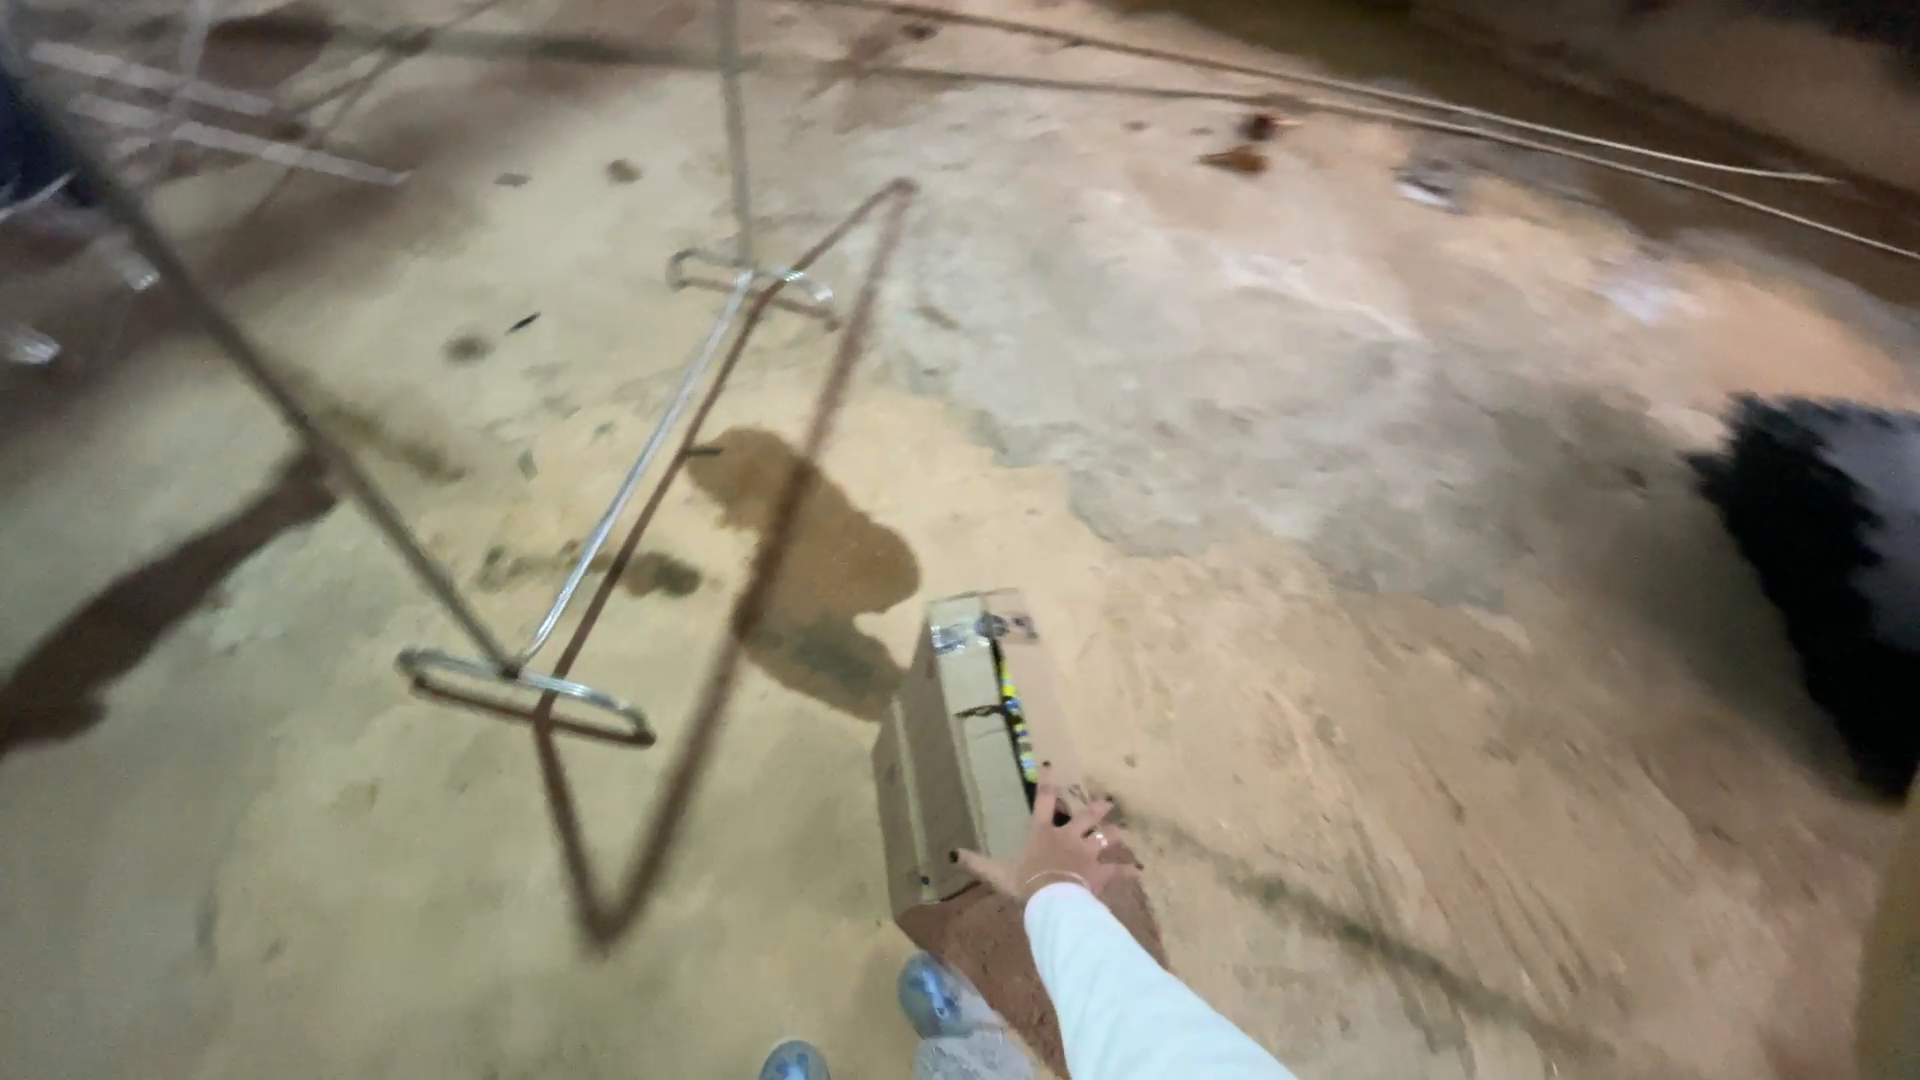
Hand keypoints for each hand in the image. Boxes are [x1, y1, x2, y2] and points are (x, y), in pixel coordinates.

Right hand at [956, 768, 1139, 903]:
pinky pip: (1117, 870)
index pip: (1043, 801)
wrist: (1051, 898)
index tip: (1051, 766)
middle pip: (1085, 817)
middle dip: (1096, 808)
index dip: (1047, 783)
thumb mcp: (996, 872)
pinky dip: (1127, 871)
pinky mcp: (1099, 872)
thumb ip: (977, 862)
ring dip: (1115, 835)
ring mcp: (1086, 854)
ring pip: (1104, 838)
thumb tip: (953, 853)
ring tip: (1125, 832)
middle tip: (1108, 800)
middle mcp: (1068, 837)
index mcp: (1043, 833)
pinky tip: (1138, 871)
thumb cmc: (1024, 882)